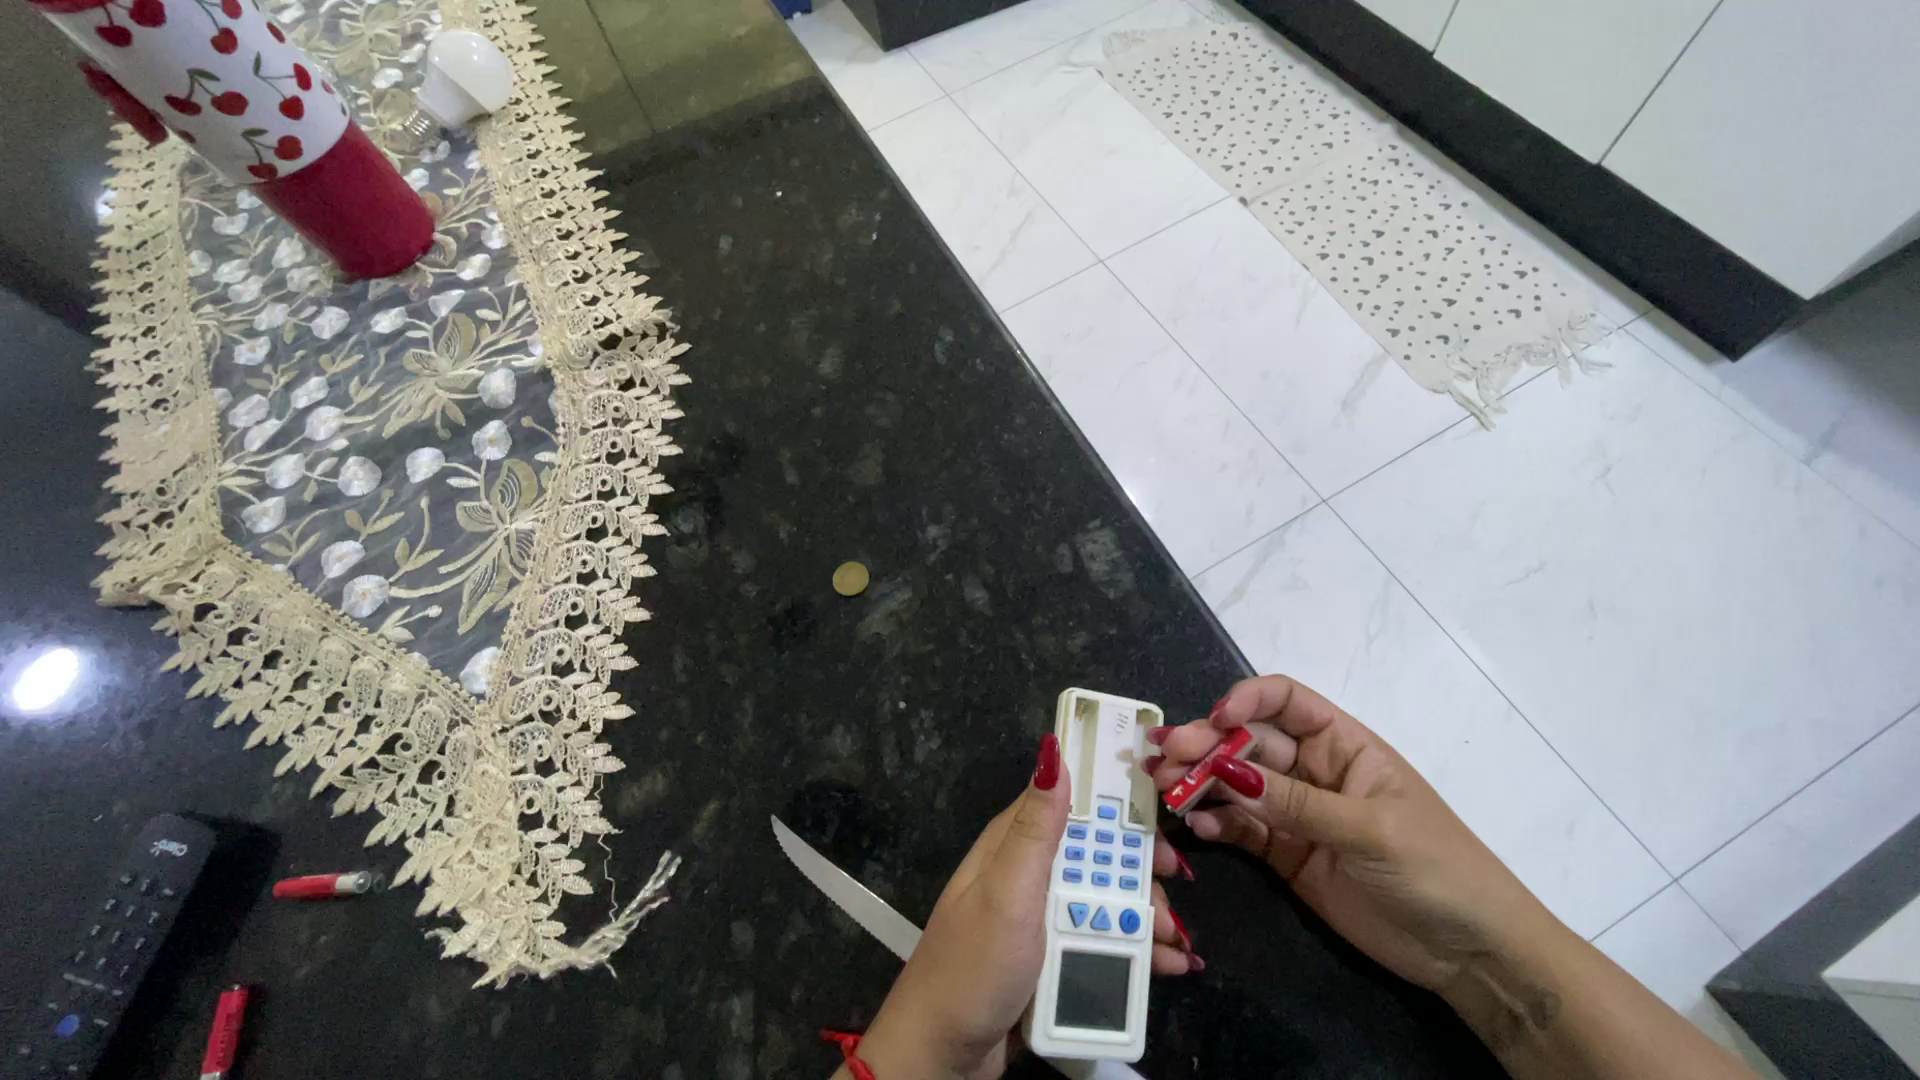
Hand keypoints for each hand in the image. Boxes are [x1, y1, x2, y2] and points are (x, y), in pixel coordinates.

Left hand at [848, 734, 1197, 1079]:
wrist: (943, 1055)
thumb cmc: (974, 966)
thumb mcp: (1009, 891)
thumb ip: (1036, 828)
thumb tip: (1052, 750)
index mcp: (1012, 846)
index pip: (1068, 803)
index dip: (1115, 804)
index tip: (1159, 820)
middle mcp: (1027, 874)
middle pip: (1096, 855)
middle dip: (1138, 870)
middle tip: (1173, 885)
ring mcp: (1039, 918)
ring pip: (1104, 900)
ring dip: (1142, 914)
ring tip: (1170, 939)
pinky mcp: (1050, 958)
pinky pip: (1100, 941)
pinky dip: (1133, 950)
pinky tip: (1164, 964)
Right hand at [1142, 675, 1555, 993]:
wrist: (1471, 954)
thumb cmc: (1438, 870)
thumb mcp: (1371, 830)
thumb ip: (1297, 803)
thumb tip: (1227, 772)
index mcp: (1343, 745)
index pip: (1285, 701)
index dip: (1247, 700)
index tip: (1216, 720)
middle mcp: (1313, 770)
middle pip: (1248, 743)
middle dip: (1206, 745)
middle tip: (1165, 758)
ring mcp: (1296, 812)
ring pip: (1235, 784)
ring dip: (1199, 782)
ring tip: (1165, 790)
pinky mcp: (1285, 853)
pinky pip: (1241, 828)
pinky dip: (1216, 824)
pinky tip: (1199, 829)